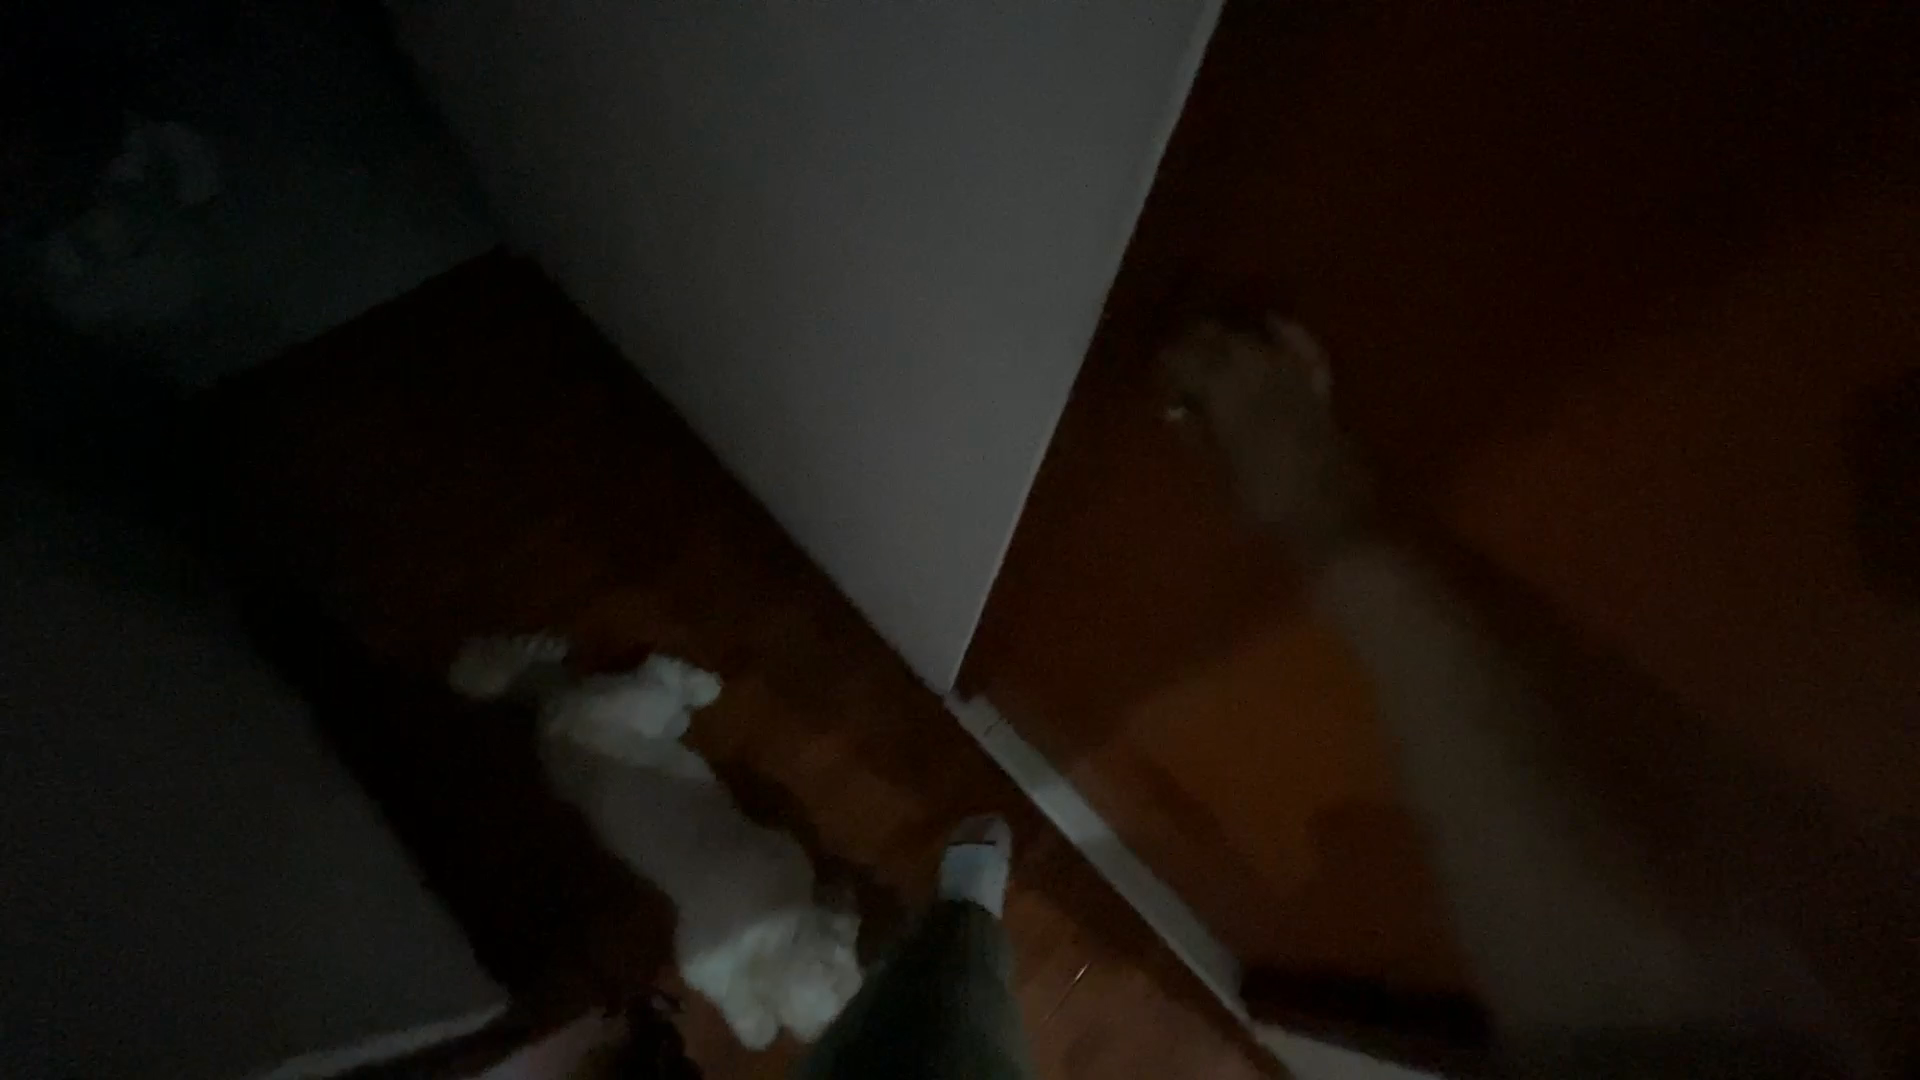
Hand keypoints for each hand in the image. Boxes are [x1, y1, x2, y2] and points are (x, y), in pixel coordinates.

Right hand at [1162, 316, 1373, 566]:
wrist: (1330, 522)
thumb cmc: (1265, 507)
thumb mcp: (1221, 474)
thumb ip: (1198, 435)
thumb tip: (1176, 410)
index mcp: (1229, 401)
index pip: (1190, 362)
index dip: (1170, 359)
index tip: (1155, 363)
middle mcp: (1260, 378)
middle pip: (1222, 342)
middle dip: (1196, 340)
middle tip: (1176, 347)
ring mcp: (1294, 380)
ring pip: (1255, 341)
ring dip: (1230, 336)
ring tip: (1210, 337)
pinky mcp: (1318, 389)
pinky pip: (1302, 349)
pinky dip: (1286, 333)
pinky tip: (1271, 322)